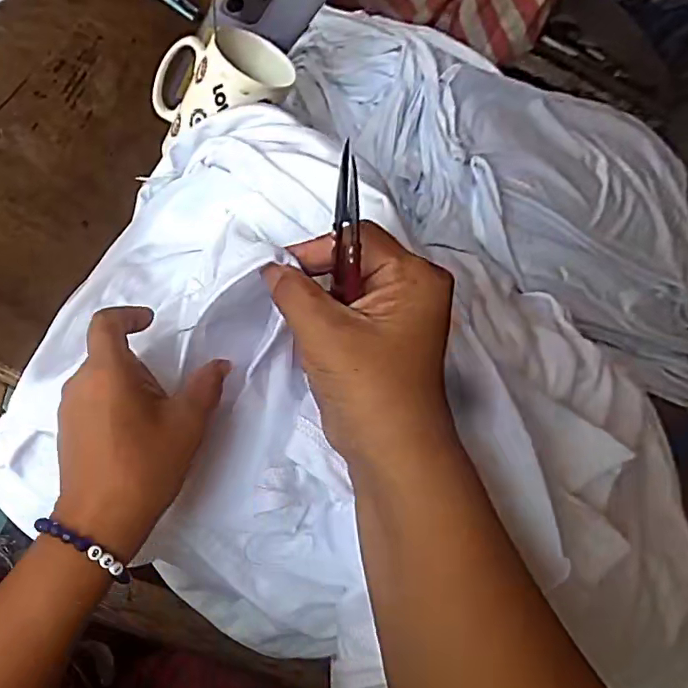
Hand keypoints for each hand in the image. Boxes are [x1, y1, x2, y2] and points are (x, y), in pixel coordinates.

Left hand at [55, 306, 229, 558]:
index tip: (149, 322)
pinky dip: (111, 405)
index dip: (128, 314)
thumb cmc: (144, 467)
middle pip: (106, 355)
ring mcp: (66, 409)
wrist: (99, 520)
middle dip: (138, 365)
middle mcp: (78, 384)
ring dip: (126, 387)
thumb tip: (218, 365)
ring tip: (151, 422)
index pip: (105, 323)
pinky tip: (131, 439)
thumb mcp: (186, 426)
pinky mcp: (64, 431)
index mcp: (104, 372)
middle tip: (165, 396)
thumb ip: (204, 387)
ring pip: (98, 380)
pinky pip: (89, 402)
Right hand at [263, 221, 454, 473]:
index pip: (357, 238)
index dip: (315, 250)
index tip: (278, 272)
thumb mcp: (324, 331)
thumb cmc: (367, 387)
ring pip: (342, 292)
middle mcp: (412, 291)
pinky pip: (343, 316)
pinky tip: (311, 344)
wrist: (389, 448)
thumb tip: (273, 268)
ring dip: (314, 306)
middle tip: (285, 302)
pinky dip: (321, 324)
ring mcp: (396, 318)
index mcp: (414, 278)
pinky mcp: (379, 341)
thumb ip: (292, 291)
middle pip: (349, 262)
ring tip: (303, 330)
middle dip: (312, 281)